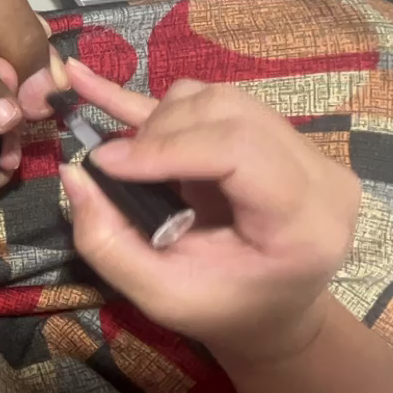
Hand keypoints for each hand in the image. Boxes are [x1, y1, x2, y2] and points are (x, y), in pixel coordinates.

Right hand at [56, 58, 359, 366]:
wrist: (270, 312)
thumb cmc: (222, 310)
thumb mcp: (159, 295)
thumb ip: (108, 241)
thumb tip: (74, 174)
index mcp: (307, 223)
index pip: (238, 150)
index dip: (165, 147)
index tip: (105, 164)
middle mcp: (318, 172)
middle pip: (224, 111)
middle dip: (156, 134)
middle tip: (116, 168)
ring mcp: (300, 147)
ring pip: (213, 97)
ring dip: (159, 121)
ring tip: (136, 159)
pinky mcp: (267, 133)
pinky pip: (207, 98)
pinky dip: (148, 98)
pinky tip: (87, 80)